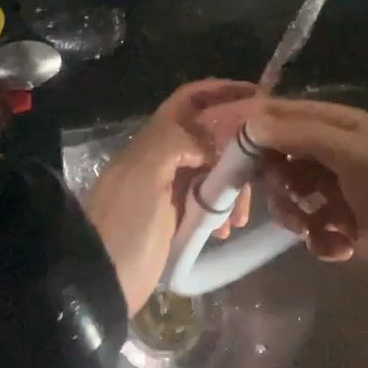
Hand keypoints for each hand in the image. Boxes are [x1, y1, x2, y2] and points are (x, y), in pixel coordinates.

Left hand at [85, 79, 256, 313]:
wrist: (104, 276)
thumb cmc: (126, 218)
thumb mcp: (147, 171)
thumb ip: (178, 142)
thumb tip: (215, 140)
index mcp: (154, 138)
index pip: (189, 100)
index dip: (220, 91)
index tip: (256, 94)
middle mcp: (165, 155)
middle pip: (209, 137)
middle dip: (236, 149)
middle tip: (264, 165)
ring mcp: (171, 187)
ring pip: (214, 172)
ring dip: (233, 187)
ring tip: (240, 215)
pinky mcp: (178, 218)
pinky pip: (210, 203)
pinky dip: (224, 211)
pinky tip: (228, 229)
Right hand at [248, 98, 367, 269]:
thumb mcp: (353, 155)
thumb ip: (301, 134)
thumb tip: (250, 120)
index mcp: (342, 123)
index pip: (285, 112)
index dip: (257, 128)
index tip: (230, 151)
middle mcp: (339, 150)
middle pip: (284, 153)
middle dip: (277, 178)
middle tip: (285, 198)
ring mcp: (342, 188)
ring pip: (293, 191)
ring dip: (294, 211)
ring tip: (310, 229)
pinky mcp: (346, 223)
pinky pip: (312, 223)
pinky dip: (318, 236)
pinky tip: (337, 247)